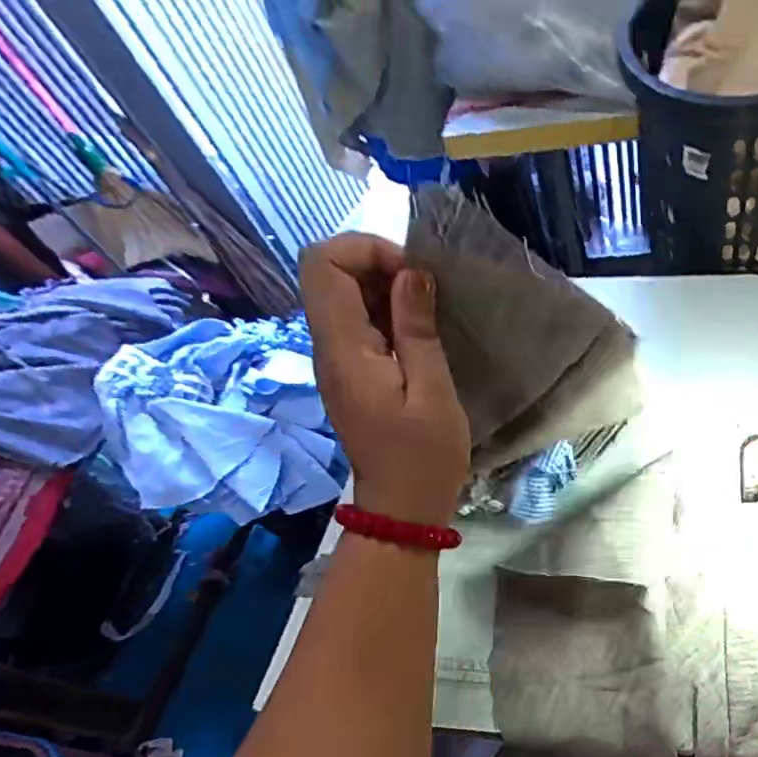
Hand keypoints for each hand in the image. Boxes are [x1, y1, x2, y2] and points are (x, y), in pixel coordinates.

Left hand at [301, 233, 468, 525]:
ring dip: (382, 290)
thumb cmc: (425, 457)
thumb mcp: (433, 393)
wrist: (403, 506)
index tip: (413, 275)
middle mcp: (327, 348)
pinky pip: (355, 324)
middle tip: (425, 292)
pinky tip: (416, 336)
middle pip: (326, 273)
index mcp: (343, 350)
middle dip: (375, 265)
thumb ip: (417, 330)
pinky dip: (383, 315)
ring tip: (426, 315)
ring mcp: (334, 361)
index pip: (323, 264)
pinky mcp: (349, 373)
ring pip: (340, 295)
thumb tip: (411, 274)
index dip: (365, 250)